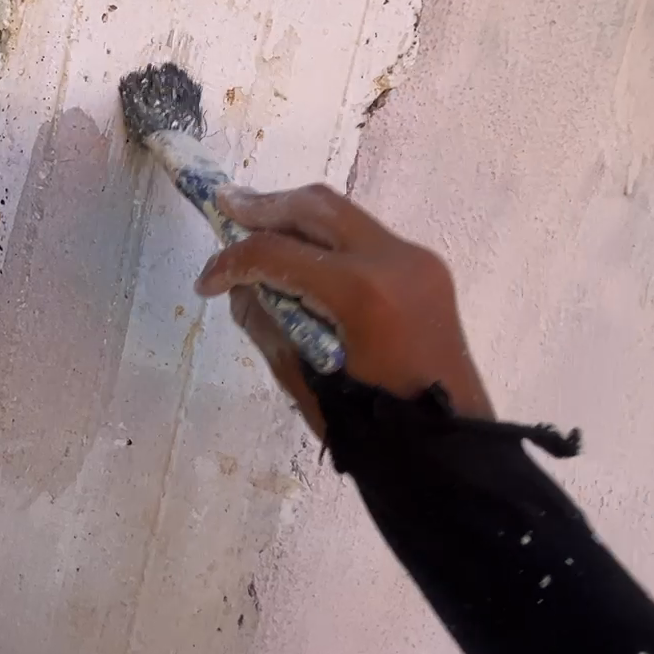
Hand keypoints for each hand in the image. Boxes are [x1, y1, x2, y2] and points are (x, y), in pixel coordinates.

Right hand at [193, 184, 492, 437]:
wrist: (449, 450)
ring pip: (340, 214)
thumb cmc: (369, 425)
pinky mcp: (422, 268)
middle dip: (263, 206)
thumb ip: (262, 319)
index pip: (276, 253)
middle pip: (314, 207)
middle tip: (225, 203)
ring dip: (293, 215)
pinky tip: (296, 248)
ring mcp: (414, 259)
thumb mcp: (299, 374)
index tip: (205, 282)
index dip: (231, 262)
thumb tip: (241, 285)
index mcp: (362, 290)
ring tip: (253, 218)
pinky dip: (321, 236)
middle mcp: (393, 259)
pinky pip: (360, 236)